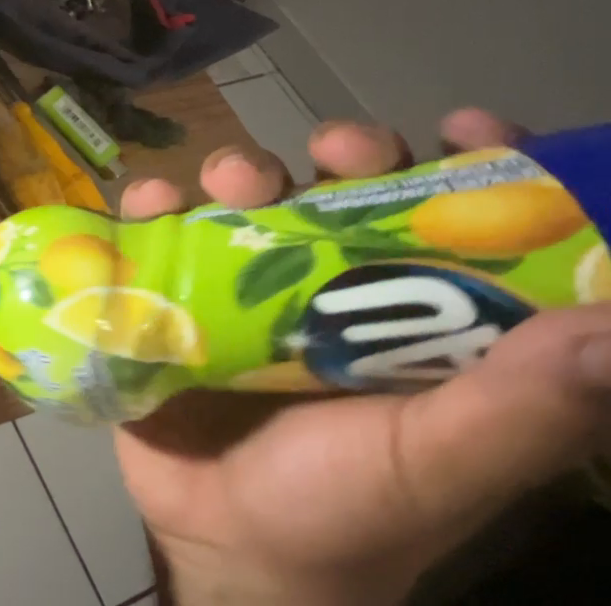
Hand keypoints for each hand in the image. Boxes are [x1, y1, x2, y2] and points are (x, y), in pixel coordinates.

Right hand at [116, 109, 610, 604]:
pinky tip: (146, 202)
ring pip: (247, 202)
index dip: (473, 170)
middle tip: (338, 150)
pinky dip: (147, 206)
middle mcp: (332, 292)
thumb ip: (519, 408)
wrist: (220, 538)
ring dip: (238, 170)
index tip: (468, 128)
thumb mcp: (436, 463)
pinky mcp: (170, 298)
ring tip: (226, 180)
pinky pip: (155, 234)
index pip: (457, 226)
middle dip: (346, 155)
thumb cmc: (346, 510)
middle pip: (345, 193)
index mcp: (416, 322)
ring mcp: (242, 292)